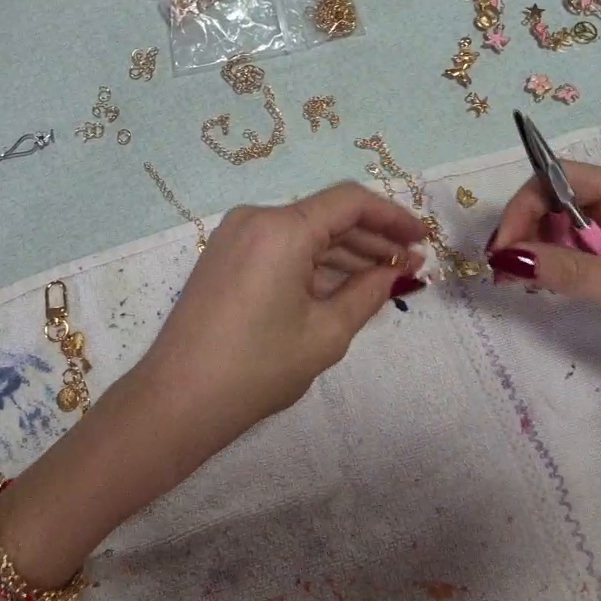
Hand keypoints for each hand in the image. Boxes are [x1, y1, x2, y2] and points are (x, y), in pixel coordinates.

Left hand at [134, 182, 426, 454]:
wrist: (178, 398)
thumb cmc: (258, 367)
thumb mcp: (325, 334)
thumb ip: (368, 293)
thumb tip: (394, 271)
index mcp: (281, 228)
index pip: (349, 202)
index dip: (391, 216)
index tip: (422, 237)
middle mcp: (256, 218)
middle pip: (326, 216)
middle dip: (372, 239)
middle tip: (412, 264)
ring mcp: (235, 236)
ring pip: (303, 233)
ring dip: (345, 253)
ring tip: (386, 278)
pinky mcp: (225, 256)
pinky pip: (280, 248)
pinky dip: (313, 263)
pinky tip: (343, 285)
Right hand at [485, 162, 600, 387]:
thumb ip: (570, 271)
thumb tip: (503, 254)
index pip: (560, 178)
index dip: (524, 206)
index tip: (502, 251)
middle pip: (559, 196)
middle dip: (525, 227)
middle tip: (502, 270)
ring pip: (569, 222)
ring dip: (539, 245)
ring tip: (517, 280)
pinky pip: (586, 247)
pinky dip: (560, 261)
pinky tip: (547, 282)